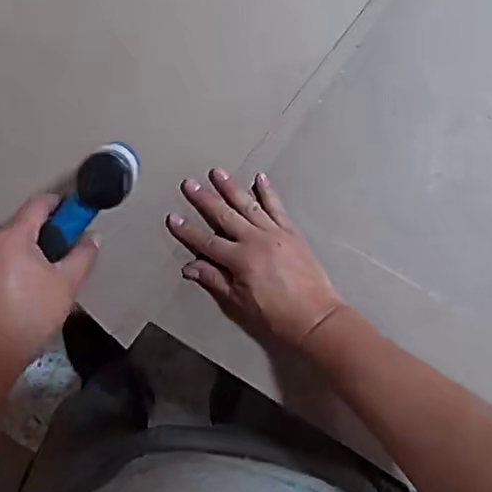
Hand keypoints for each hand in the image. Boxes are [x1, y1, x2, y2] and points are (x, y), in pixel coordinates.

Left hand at [0, 193, 100, 382]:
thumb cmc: (27, 318)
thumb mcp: (66, 286)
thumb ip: (82, 256)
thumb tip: (91, 238)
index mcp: (12, 235)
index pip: (39, 203)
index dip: (61, 204)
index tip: (77, 213)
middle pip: (23, 225)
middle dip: (47, 234)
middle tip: (66, 253)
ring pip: (9, 244)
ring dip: (30, 251)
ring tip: (47, 278)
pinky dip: (13, 266)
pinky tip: (25, 292)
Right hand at [166, 169, 347, 349]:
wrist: (317, 319)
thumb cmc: (278, 316)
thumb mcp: (239, 303)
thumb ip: (214, 280)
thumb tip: (190, 267)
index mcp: (240, 260)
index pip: (207, 242)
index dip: (187, 231)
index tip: (173, 219)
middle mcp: (256, 241)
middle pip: (224, 216)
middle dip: (204, 199)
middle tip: (190, 184)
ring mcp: (275, 234)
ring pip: (248, 205)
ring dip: (230, 187)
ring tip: (217, 173)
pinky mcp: (291, 233)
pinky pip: (277, 208)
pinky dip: (268, 192)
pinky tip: (260, 178)